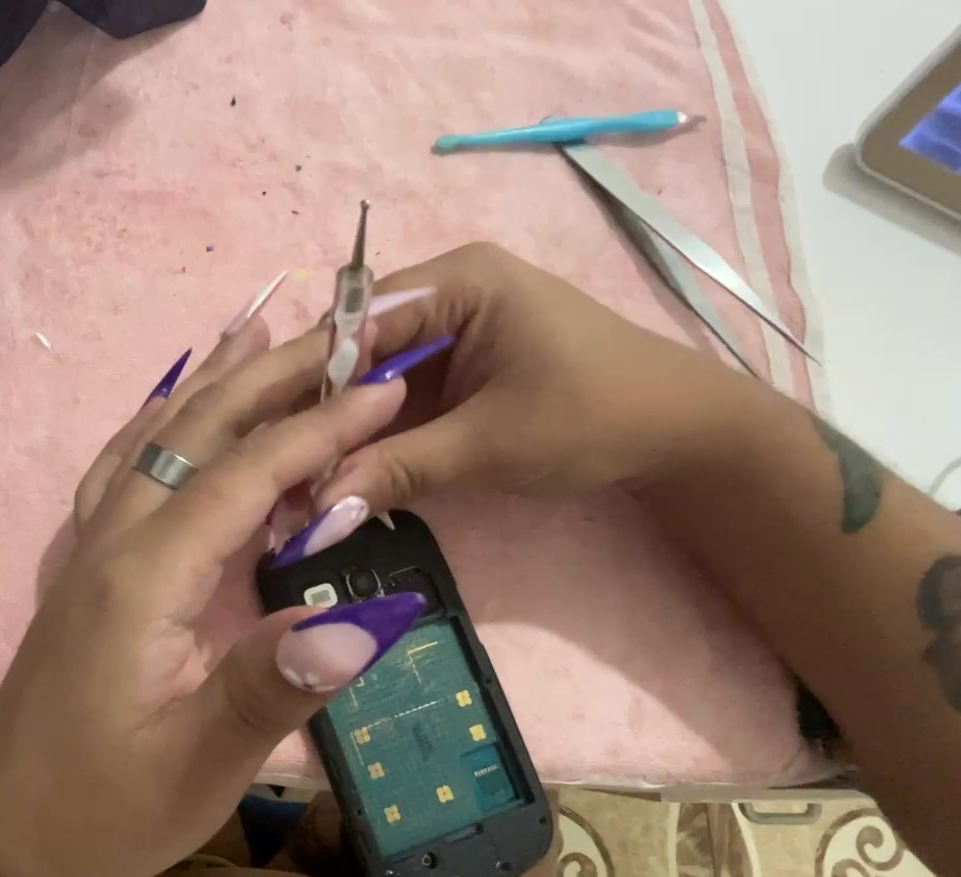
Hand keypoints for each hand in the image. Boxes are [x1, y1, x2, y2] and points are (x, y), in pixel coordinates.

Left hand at [0, 316, 434, 876]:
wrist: (0, 820)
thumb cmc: (103, 802)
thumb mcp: (195, 768)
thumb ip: (271, 691)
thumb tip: (366, 625)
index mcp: (144, 581)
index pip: (241, 478)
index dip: (315, 429)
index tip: (385, 388)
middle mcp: (114, 542)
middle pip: (192, 433)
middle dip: (268, 376)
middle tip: (337, 328)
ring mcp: (91, 547)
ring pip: (153, 439)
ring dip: (212, 384)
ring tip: (257, 331)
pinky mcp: (86, 564)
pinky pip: (122, 468)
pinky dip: (157, 422)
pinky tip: (173, 406)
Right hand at [313, 243, 753, 514]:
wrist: (679, 434)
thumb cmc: (594, 416)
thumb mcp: (488, 445)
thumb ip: (398, 470)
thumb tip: (315, 512)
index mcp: (457, 280)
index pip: (356, 320)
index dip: (315, 380)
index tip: (281, 439)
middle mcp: (445, 293)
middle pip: (358, 348)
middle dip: (326, 410)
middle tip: (289, 467)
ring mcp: (451, 331)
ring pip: (373, 378)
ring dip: (347, 428)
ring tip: (308, 477)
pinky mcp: (457, 368)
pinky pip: (398, 397)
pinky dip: (376, 435)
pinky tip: (349, 470)